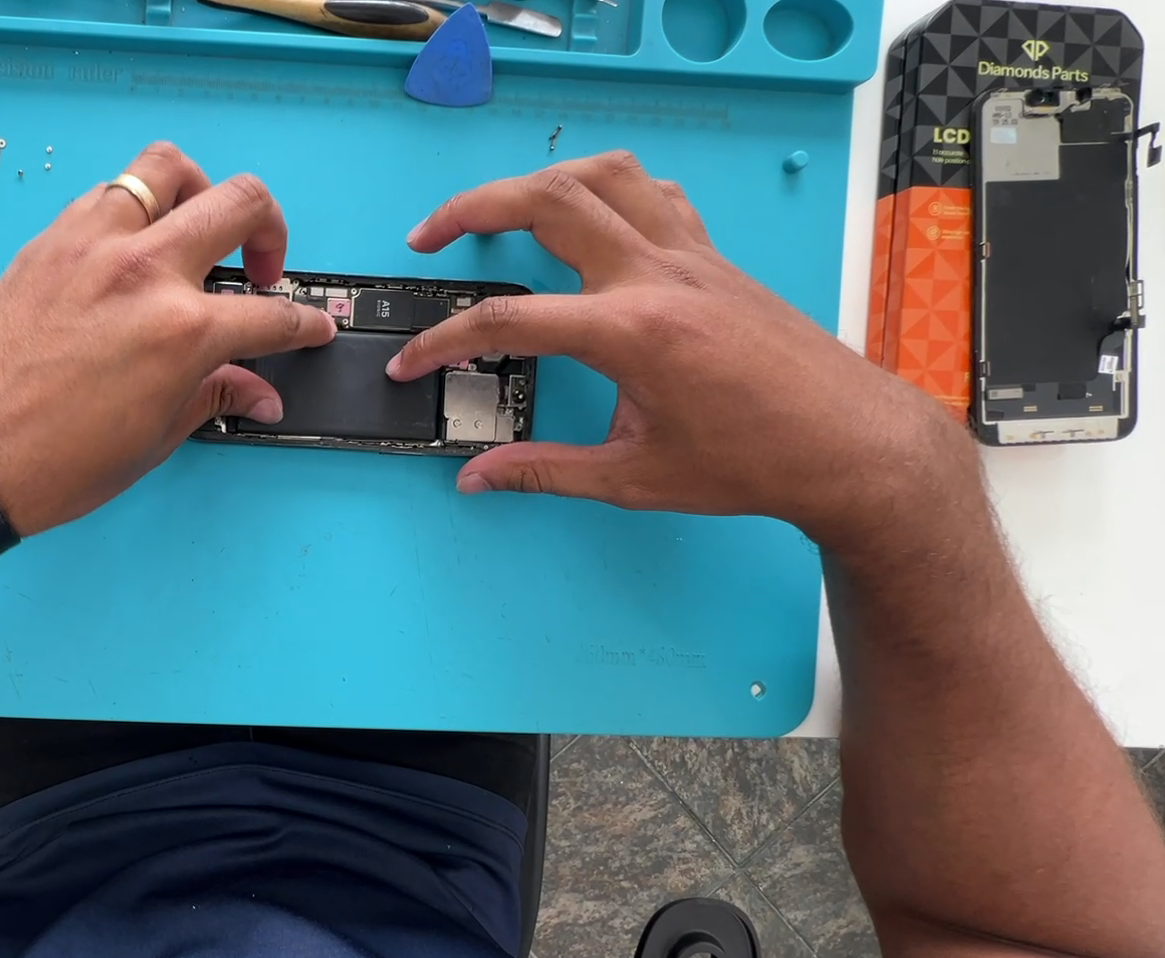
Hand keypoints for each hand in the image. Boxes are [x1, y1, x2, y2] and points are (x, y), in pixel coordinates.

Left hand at [0, 142, 335, 535]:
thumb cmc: (56, 462)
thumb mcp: (154, 437)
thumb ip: (215, 397)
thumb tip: (260, 394)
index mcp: (181, 333)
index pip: (270, 315)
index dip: (304, 323)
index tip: (312, 326)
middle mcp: (143, 272)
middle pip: (240, 203)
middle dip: (272, 232)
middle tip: (265, 269)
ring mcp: (92, 246)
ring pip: (168, 169)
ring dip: (201, 192)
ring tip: (198, 232)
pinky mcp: (50, 242)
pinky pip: (109, 194)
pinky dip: (137, 209)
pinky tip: (136, 248)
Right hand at [386, 151, 976, 549]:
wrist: (853, 446)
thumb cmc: (752, 462)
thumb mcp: (630, 476)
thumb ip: (539, 472)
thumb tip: (475, 478)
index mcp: (632, 332)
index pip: (507, 319)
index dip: (441, 342)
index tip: (409, 363)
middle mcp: (659, 276)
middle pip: (548, 201)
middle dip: (471, 209)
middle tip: (426, 237)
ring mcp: (691, 256)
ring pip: (604, 174)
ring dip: (538, 182)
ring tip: (496, 209)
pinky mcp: (712, 258)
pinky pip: (652, 193)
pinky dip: (604, 190)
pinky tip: (584, 219)